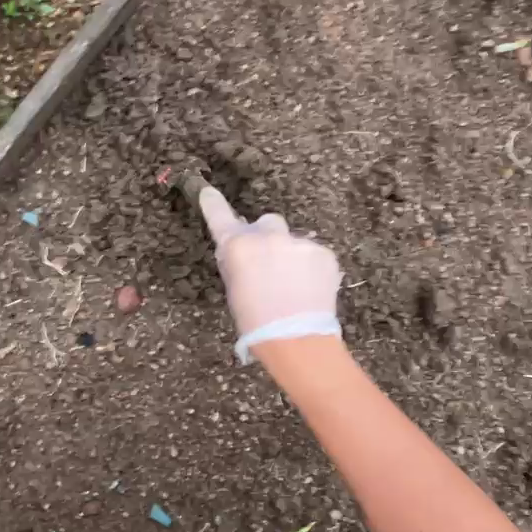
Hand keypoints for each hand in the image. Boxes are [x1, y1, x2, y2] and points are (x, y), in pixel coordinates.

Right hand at [197, 186, 342, 362]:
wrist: (297, 340)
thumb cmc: (256, 323)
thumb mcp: (234, 290)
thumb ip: (237, 263)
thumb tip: (243, 251)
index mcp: (238, 246)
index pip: (220, 216)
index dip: (212, 203)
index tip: (208, 191)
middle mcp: (267, 236)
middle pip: (266, 223)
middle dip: (266, 238)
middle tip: (268, 265)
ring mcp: (298, 242)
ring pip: (291, 241)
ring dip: (289, 255)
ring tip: (292, 286)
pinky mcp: (323, 252)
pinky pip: (312, 253)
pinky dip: (310, 267)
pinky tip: (308, 289)